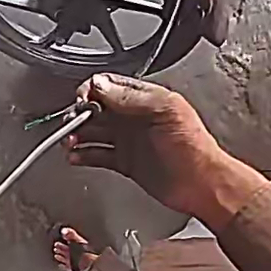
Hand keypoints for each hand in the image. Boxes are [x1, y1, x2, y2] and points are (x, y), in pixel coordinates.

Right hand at [66, 74, 266, 227]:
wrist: (202, 184)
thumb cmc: (193, 148)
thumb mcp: (164, 112)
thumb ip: (131, 98)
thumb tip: (101, 86)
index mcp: (145, 99)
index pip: (109, 86)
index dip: (91, 92)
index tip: (82, 103)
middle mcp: (134, 118)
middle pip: (96, 109)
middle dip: (79, 114)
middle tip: (71, 124)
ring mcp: (128, 140)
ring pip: (93, 132)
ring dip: (77, 135)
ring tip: (69, 141)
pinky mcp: (125, 162)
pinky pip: (97, 155)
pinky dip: (83, 155)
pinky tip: (75, 156)